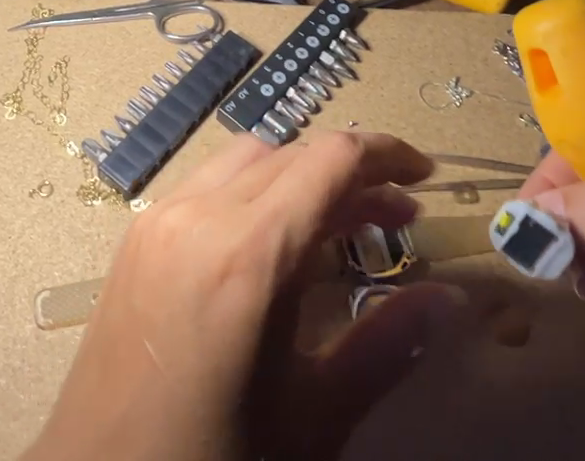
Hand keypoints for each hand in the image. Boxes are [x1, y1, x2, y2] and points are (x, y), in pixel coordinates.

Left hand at [23, 131, 467, 460]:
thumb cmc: (217, 454)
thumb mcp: (316, 414)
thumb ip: (387, 346)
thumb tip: (448, 300)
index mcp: (248, 252)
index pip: (330, 160)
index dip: (386, 154)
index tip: (424, 175)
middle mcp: (198, 213)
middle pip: (292, 153)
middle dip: (350, 172)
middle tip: (394, 217)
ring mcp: (159, 218)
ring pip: (247, 158)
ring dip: (300, 174)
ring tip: (337, 223)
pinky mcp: (137, 233)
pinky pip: (208, 181)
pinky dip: (254, 188)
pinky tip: (271, 237)